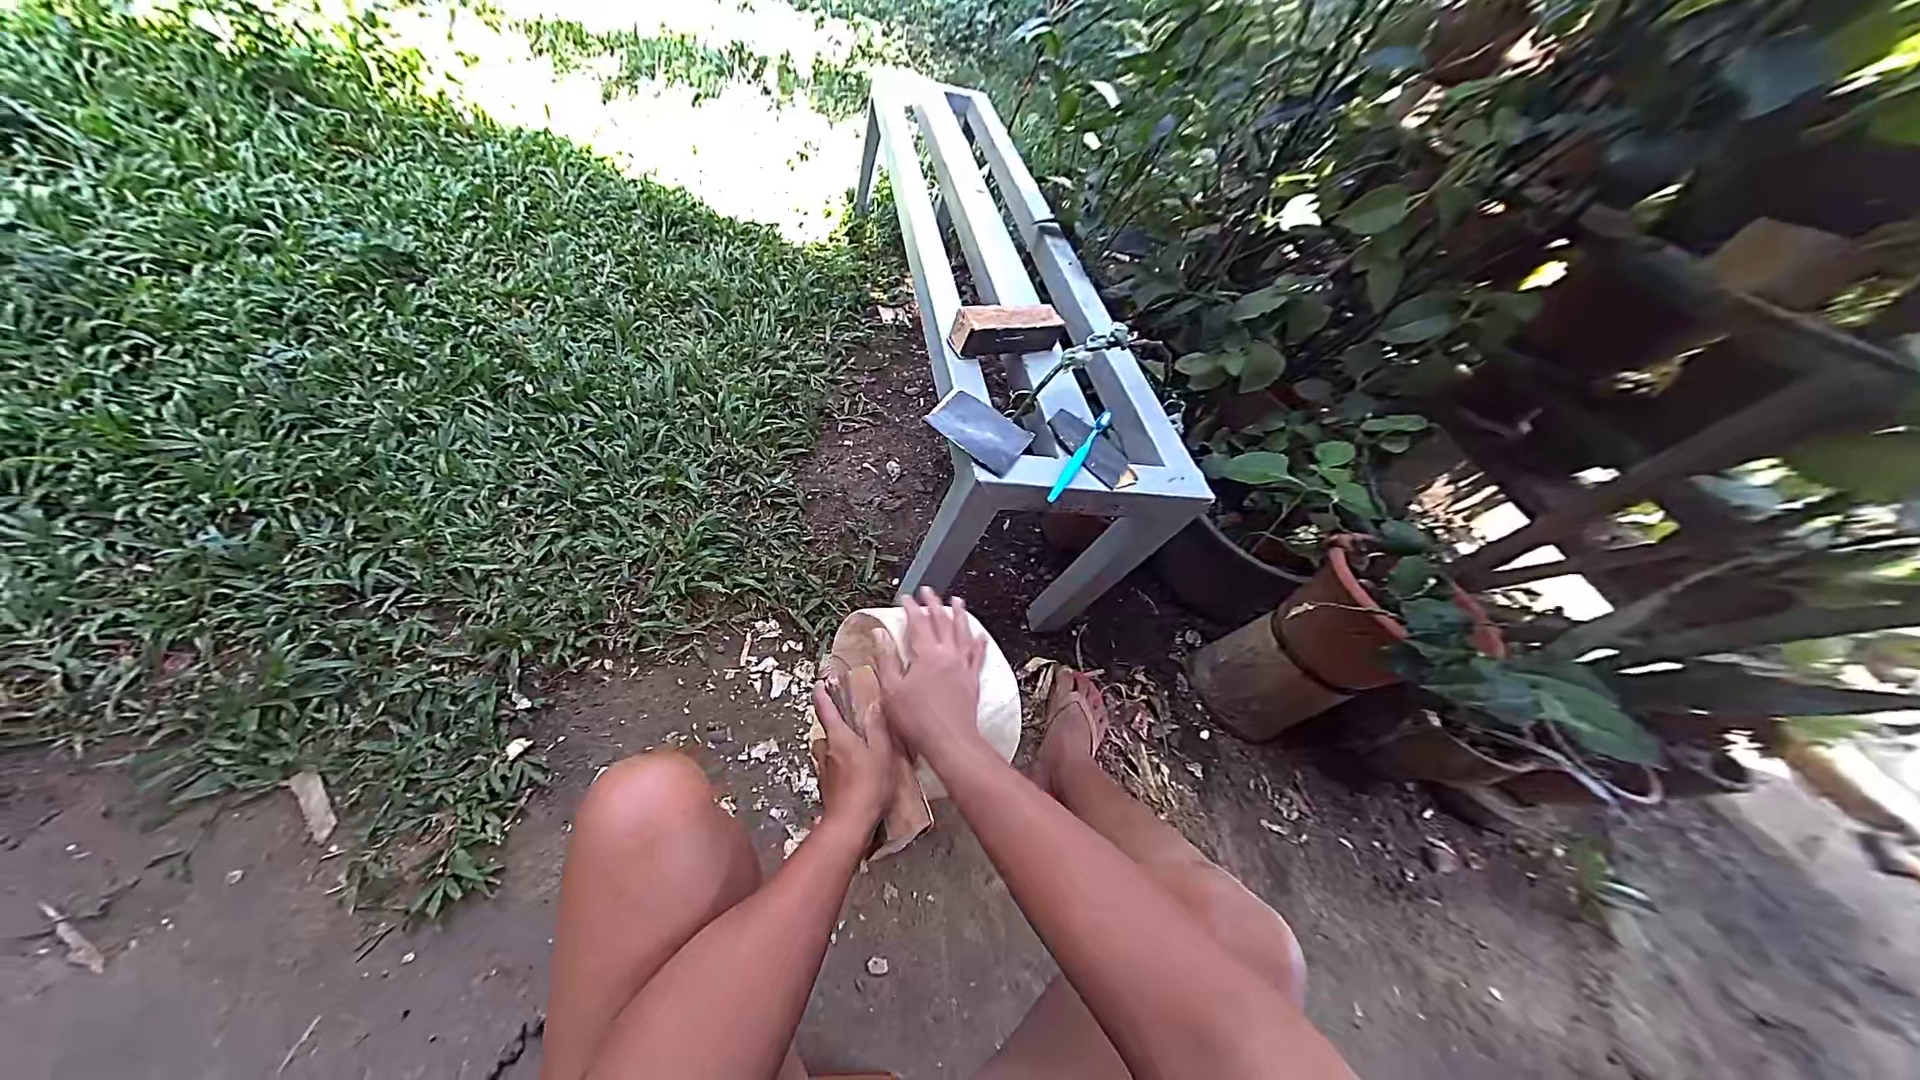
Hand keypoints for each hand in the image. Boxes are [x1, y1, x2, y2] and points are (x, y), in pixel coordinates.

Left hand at [812, 676, 894, 831]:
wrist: (850, 824)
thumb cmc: (868, 786)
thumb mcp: (882, 752)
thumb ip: (878, 727)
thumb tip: (874, 704)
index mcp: (838, 737)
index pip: (825, 709)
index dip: (822, 694)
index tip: (820, 683)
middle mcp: (826, 751)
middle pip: (825, 730)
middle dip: (834, 723)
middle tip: (848, 719)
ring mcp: (824, 770)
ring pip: (827, 750)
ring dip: (836, 746)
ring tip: (854, 746)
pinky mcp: (827, 787)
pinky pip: (831, 767)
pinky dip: (839, 764)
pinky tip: (854, 771)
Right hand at [874, 587, 986, 762]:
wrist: (949, 741)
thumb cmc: (917, 720)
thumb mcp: (891, 690)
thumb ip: (886, 660)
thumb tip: (879, 636)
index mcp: (926, 654)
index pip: (918, 623)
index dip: (911, 608)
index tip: (906, 598)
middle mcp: (948, 654)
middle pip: (942, 622)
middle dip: (934, 604)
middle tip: (929, 592)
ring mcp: (963, 666)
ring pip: (963, 633)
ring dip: (959, 615)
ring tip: (958, 602)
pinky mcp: (972, 680)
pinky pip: (977, 655)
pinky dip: (978, 643)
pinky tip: (980, 636)